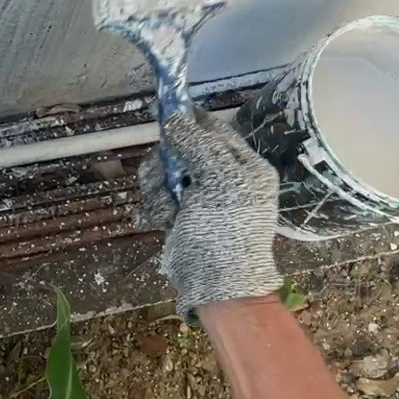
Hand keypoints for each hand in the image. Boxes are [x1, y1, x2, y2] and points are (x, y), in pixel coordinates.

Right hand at [137, 110, 282, 312]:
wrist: (216, 286)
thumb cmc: (226, 231)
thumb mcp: (221, 180)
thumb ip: (197, 145)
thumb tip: (174, 117)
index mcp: (243, 165)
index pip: (212, 129)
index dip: (189, 120)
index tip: (164, 112)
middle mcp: (220, 177)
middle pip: (179, 148)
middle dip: (167, 164)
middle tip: (170, 179)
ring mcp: (198, 197)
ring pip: (162, 173)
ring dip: (159, 191)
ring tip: (169, 212)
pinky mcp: (178, 215)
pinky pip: (156, 197)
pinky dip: (155, 210)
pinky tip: (162, 223)